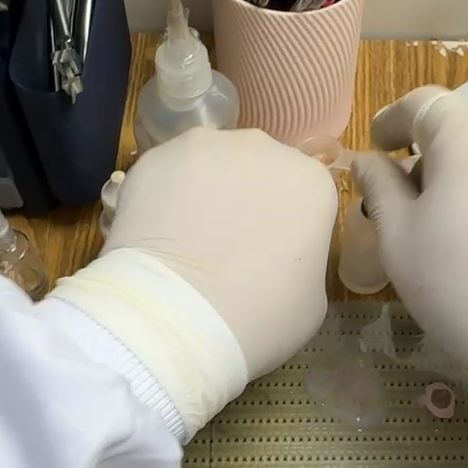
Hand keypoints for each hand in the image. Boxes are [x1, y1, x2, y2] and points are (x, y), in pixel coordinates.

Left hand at [48, 128, 334, 437]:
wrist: (175, 320)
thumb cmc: (257, 320)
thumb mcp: (310, 302)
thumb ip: (303, 261)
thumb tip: (277, 254)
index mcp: (312, 184)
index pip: (303, 198)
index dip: (286, 228)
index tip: (270, 257)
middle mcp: (263, 149)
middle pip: (259, 171)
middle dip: (246, 201)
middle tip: (226, 248)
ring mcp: (206, 147)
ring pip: (211, 168)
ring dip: (205, 194)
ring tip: (186, 240)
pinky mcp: (155, 155)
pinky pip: (167, 175)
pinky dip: (163, 198)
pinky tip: (156, 235)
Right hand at [354, 86, 467, 373]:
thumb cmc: (459, 287)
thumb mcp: (399, 240)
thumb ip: (379, 187)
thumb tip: (368, 160)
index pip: (422, 104)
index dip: (392, 120)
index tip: (377, 144)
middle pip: (461, 132)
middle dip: (429, 159)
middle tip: (408, 204)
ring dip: (465, 178)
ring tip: (450, 226)